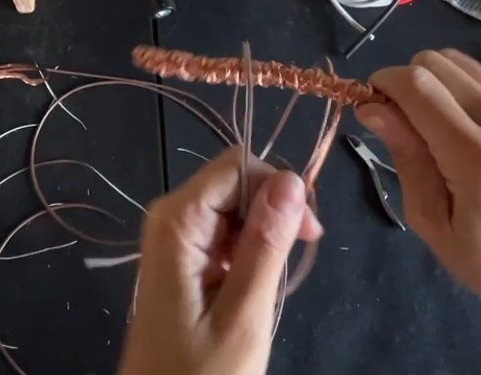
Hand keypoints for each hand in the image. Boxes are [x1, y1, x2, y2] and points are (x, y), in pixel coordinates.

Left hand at [117, 150, 324, 374]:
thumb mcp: (242, 316)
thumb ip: (265, 244)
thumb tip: (293, 179)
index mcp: (177, 219)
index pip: (237, 165)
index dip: (278, 186)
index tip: (309, 231)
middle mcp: (170, 216)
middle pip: (234, 183)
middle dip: (271, 211)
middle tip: (297, 257)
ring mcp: (173, 237)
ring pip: (232, 208)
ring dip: (261, 235)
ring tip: (270, 282)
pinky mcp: (180, 259)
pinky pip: (222, 233)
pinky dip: (246, 252)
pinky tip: (252, 286)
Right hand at [359, 48, 480, 326]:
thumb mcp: (434, 224)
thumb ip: (405, 157)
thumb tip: (371, 107)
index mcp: (479, 160)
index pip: (417, 86)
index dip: (383, 84)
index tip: (371, 107)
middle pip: (433, 63)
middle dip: (404, 83)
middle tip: (402, 122)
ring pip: (453, 60)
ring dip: (431, 83)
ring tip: (433, 124)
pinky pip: (477, 73)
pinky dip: (456, 87)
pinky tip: (462, 124)